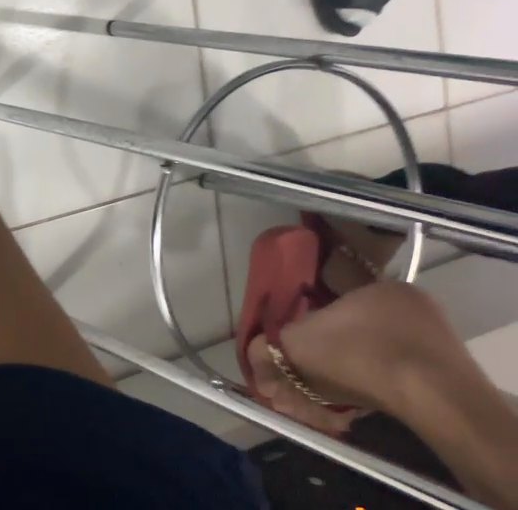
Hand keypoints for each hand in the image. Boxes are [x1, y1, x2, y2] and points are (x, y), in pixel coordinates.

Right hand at [251, 281, 472, 422]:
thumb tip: (251, 357)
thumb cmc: (358, 354)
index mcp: (382, 290)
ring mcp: (433, 347)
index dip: (306, 317)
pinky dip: (367, 388)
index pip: (333, 297)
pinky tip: (345, 407)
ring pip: (371, 355)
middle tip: (300, 372)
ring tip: (315, 396)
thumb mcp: (293, 344)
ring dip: (341, 374)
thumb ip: (265, 348)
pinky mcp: (445, 380)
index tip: (292, 338)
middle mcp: (412, 311)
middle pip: (351, 329)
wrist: (435, 402)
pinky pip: (393, 377)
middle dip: (322, 353)